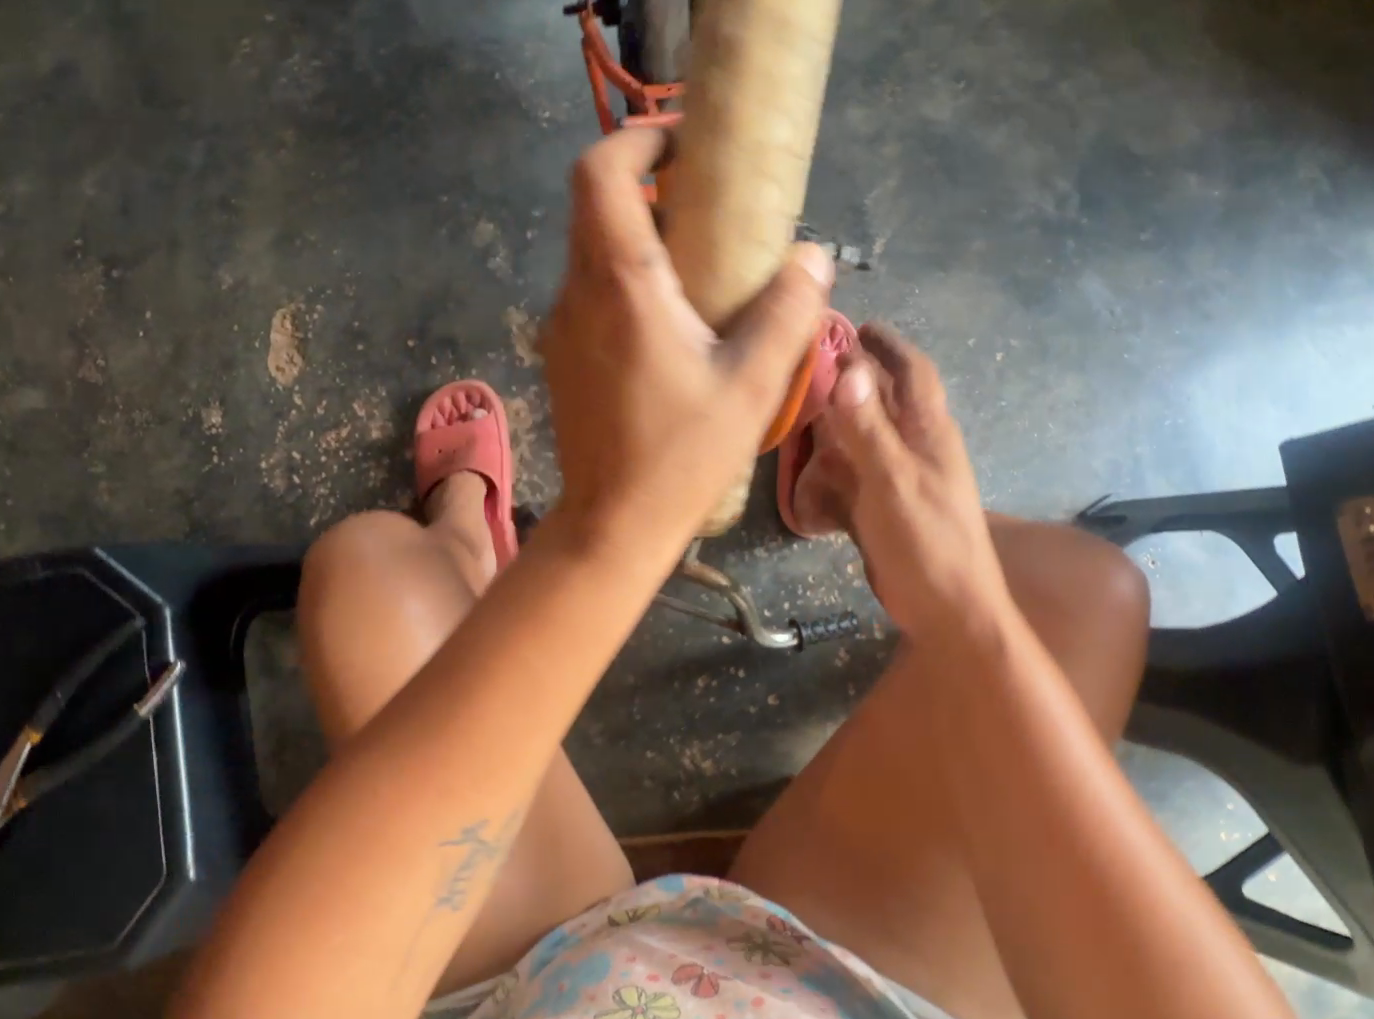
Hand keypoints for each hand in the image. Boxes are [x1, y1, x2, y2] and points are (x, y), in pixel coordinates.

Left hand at [540, 126, 832, 551]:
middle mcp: (577, 295)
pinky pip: (587, 294)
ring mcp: (560, 329)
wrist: (612, 524)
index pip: (600, 173)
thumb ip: (786, 312)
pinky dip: (622, 280)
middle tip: (704, 202)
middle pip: (593, 207)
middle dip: (644, 186)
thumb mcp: (751, 385)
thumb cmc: (682, 457)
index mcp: (621, 285)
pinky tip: (667, 319)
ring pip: (589, 252)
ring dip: (635, 237)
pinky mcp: (560, 358)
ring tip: (695, 262)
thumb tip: (813, 257)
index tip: (682, 145)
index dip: (636, 139)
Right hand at [822, 325, 1010, 627]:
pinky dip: (837, 459)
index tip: (857, 325)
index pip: (913, 373)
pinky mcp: (889, 508)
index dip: (889, 346)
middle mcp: (919, 448)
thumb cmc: (926, 542)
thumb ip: (867, 428)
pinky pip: (859, 471)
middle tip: (814, 363)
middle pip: (888, 400)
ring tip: (804, 406)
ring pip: (871, 435)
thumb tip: (846, 368)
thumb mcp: (892, 481)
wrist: (948, 609)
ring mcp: (904, 479)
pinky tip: (812, 462)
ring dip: (843, 418)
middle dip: (859, 377)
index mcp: (930, 433)